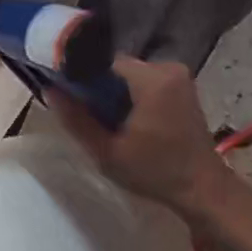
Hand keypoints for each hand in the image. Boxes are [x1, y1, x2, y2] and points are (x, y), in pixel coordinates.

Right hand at [50, 56, 234, 214]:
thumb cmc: (155, 172)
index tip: (69, 96)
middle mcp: (169, 68)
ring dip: (116, 94)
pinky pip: (147, 83)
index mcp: (152, 79)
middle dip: (100, 88)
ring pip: (132, 76)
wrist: (202, 188)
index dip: (82, 77)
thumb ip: (76, 120)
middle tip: (87, 116)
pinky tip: (127, 122)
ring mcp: (180, 77)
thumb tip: (49, 90)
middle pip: (118, 68)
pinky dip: (133, 97)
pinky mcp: (184, 88)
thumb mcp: (107, 152)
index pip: (104, 62)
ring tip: (107, 122)